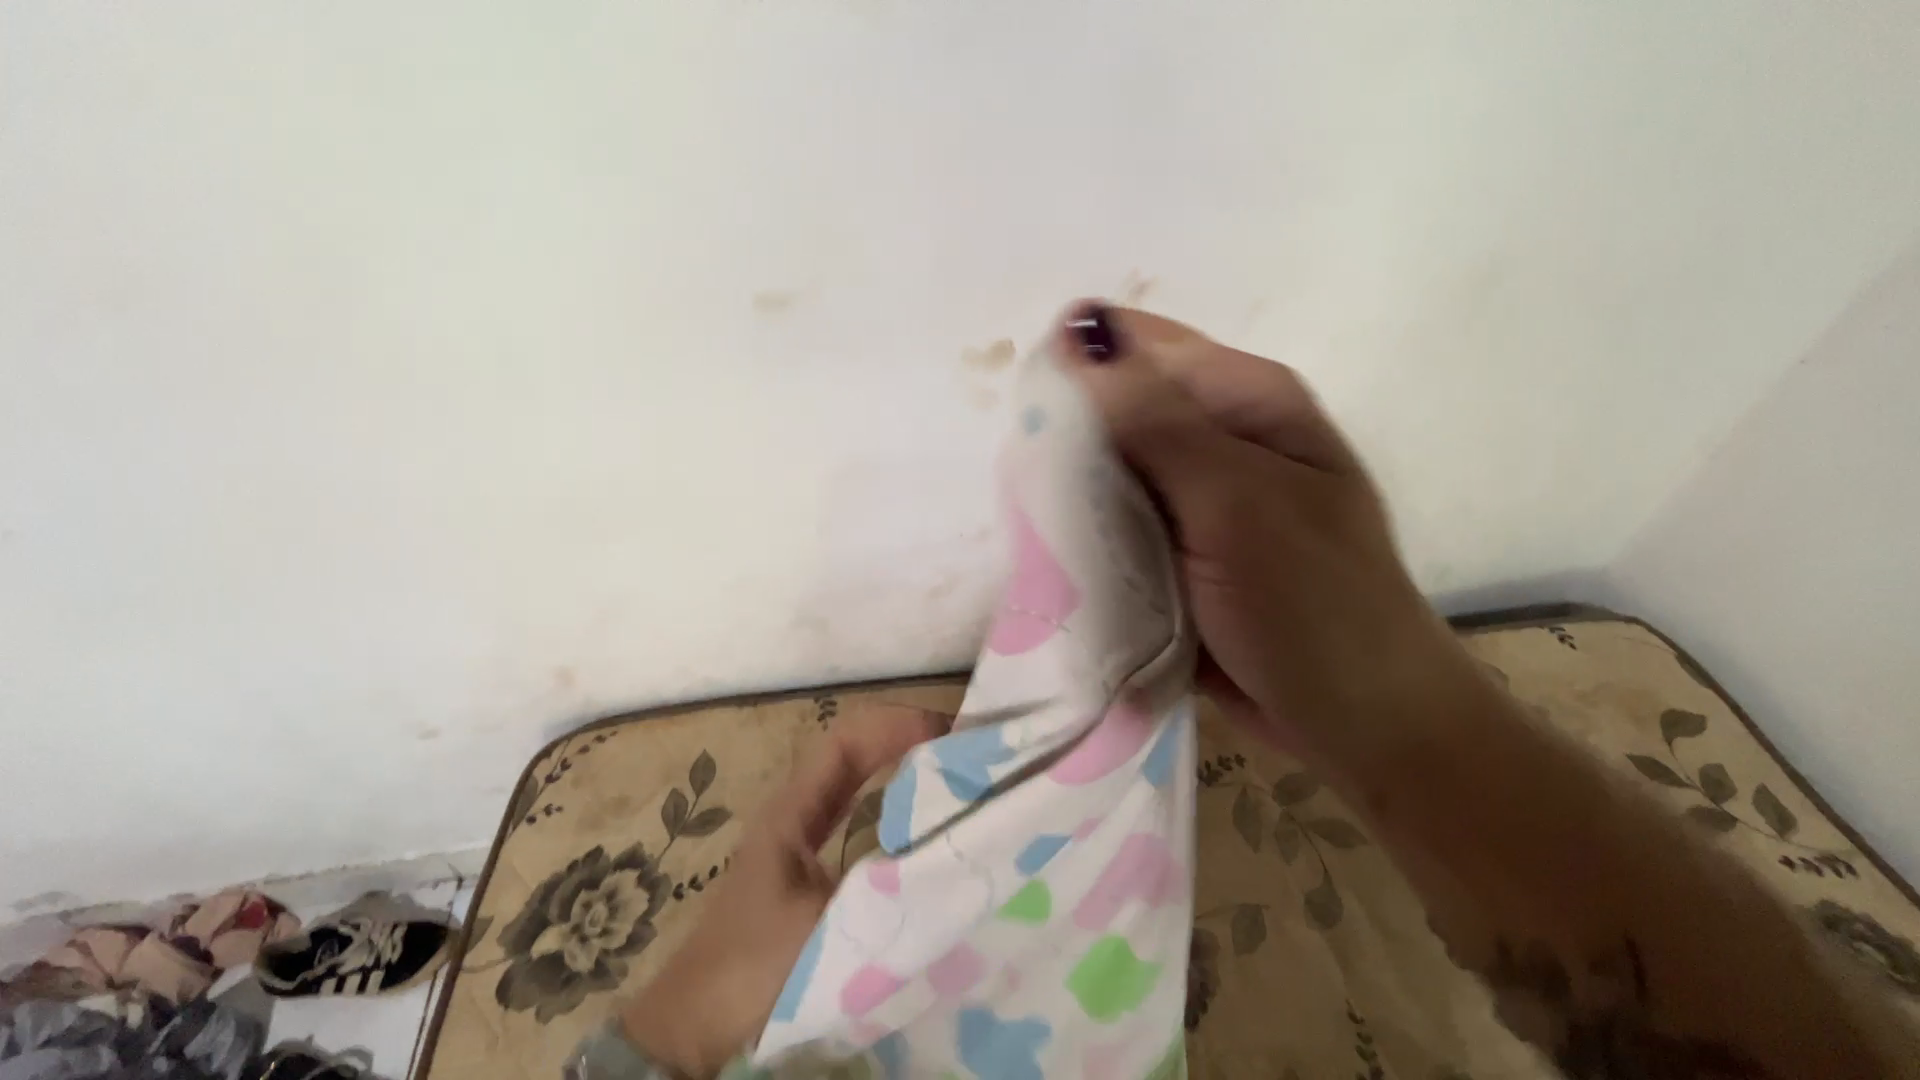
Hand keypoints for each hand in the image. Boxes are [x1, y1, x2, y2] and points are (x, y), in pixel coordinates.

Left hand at [618, 705, 948, 1078]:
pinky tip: (916, 813)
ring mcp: (797, 835)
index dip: (894, 725)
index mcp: (792, 810)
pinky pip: (852, 810)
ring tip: (951, 768)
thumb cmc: (757, 964)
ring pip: (852, 779)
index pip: (845, 741)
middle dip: (903, 736)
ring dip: (897, 762)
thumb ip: (887, 883)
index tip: (948, 733)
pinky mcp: (805, 863)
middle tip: (963, 746)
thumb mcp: (829, 924)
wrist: (698, 1017)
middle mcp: (794, 810)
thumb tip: (952, 850)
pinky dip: (888, 796)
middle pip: (851, 751)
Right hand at [1057, 303, 1478, 764]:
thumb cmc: (1312, 604)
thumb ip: (1156, 423)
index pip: (1139, 350)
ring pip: (1109, 474)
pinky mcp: (1179, 553)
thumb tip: (1081, 331)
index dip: (1077, 373)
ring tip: (1044, 534)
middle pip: (1118, 412)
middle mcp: (1221, 438)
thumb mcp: (1236, 503)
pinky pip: (1116, 528)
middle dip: (1068, 443)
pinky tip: (1062, 561)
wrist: (1357, 722)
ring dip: (1073, 498)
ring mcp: (1198, 500)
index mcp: (1249, 400)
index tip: (1030, 424)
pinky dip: (1088, 541)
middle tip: (1034, 493)